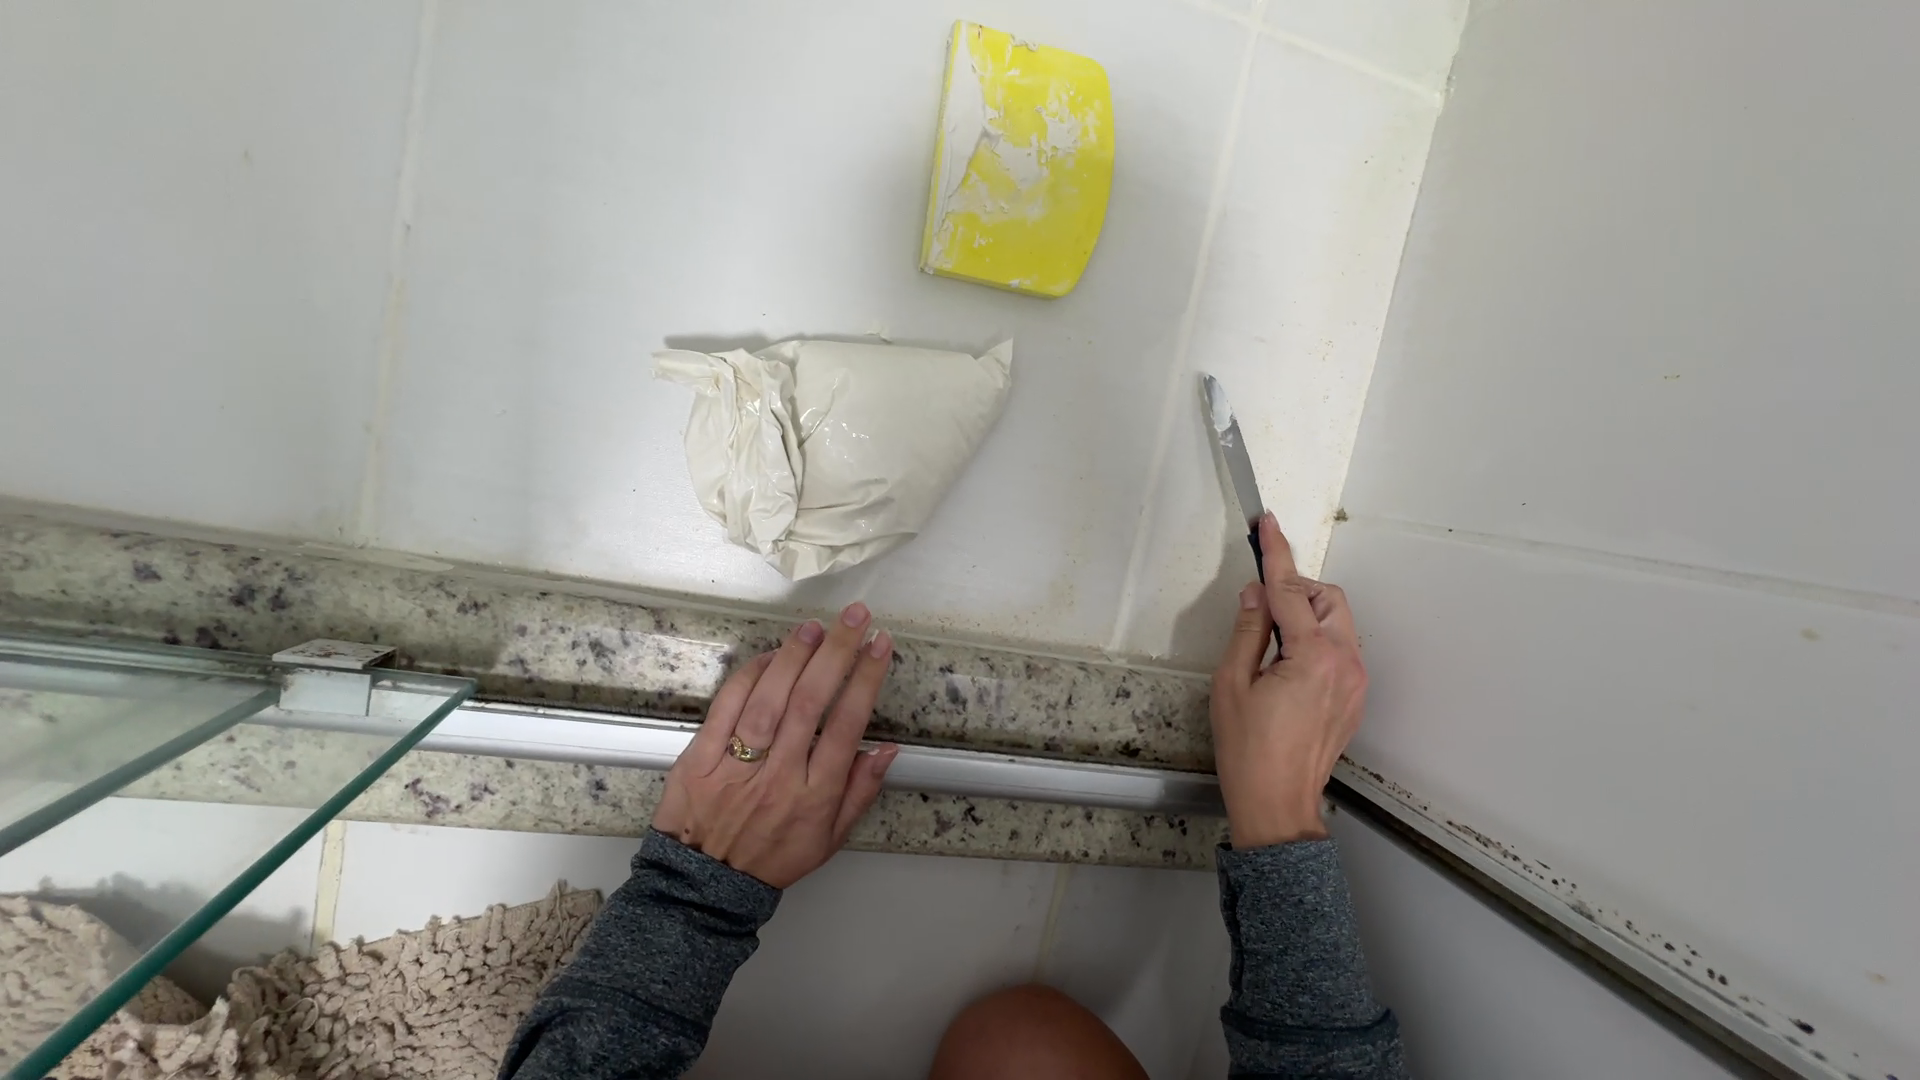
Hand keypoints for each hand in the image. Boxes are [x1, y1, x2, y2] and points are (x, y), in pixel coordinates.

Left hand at [653, 603, 900, 887]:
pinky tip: (771, 655)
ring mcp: (736, 766)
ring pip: (769, 700)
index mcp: (815, 796)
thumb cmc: (774, 857)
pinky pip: (726, 707)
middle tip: (856, 617)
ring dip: (794, 656)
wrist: (702, 887)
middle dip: (838, 652)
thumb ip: (861, 791)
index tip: (880, 644)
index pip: (847, 726)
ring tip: (816, 626)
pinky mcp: (700, 758)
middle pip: (812, 703)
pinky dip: (749, 676)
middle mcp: (779, 776)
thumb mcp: (830, 838)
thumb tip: (888, 748)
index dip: (866, 679)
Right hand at [1210, 512, 1367, 848]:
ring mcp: (1357, 681)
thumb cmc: (1248, 749)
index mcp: (1313, 658)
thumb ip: (1247, 630)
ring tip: (1270, 641)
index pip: (1289, 590)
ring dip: (1305, 615)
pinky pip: (1340, 648)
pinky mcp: (1356, 696)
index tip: (1268, 524)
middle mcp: (1346, 664)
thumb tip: (1255, 594)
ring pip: (1338, 622)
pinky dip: (1315, 639)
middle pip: (1328, 598)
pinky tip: (1286, 664)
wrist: (1278, 803)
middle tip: (1259, 608)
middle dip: (1295, 590)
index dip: (1275, 553)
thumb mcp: (1232, 683)